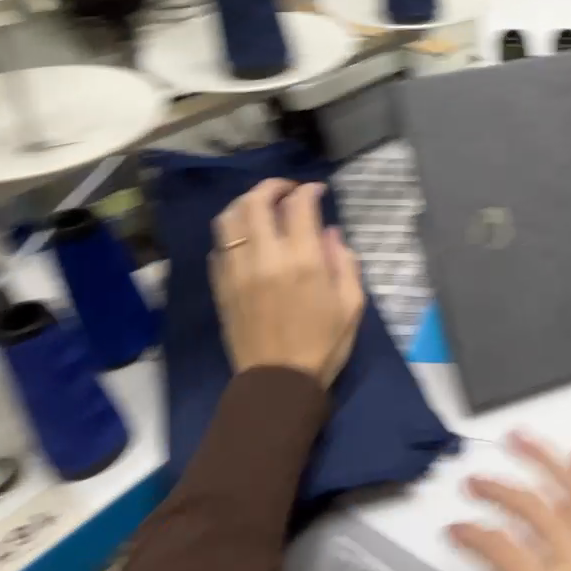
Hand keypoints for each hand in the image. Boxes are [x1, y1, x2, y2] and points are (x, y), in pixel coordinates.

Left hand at [209, 179, 362, 382]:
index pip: (298, 205)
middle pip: (256, 202)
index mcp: (304, 261)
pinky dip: (233, 233)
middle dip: (273, 187)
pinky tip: (248, 240)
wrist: (279, 383)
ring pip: (229, 219)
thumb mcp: (351, 304)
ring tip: (262, 207)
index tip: (317, 191)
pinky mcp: (221, 286)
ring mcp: (237, 271)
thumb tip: (330, 235)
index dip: (308, 190)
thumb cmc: (324, 345)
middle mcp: (266, 258)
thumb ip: (344, 263)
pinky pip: (219, 246)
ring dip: (246, 204)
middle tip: (287, 190)